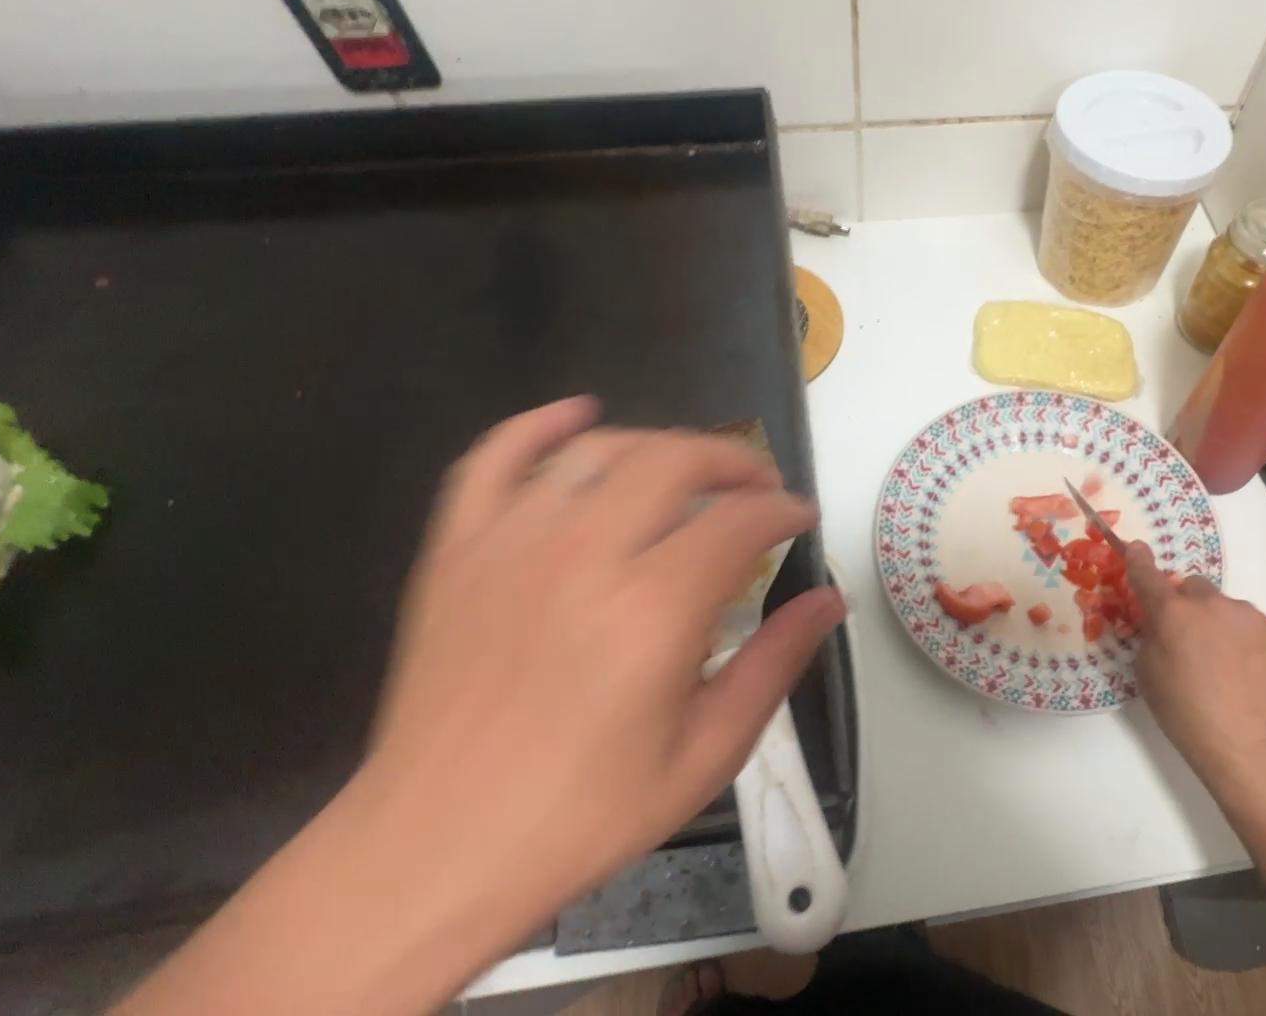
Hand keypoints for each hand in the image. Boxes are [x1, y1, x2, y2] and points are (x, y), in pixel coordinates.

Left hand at [362, 397, 845, 930]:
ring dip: (659, 446)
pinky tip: (579, 416)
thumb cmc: (585, 814)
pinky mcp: (455, 551)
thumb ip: (775, 663)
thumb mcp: (707, 753)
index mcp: (654, 609)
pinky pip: (494, 458)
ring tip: (689, 473)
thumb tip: (828, 600)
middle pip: (675, 461)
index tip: (800, 520)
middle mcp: (584, 555)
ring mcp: (510, 544)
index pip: (740, 519)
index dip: (783, 509)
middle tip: (758, 489)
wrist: (437, 848)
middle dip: (733, 462)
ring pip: (599, 449)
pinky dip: (539, 426)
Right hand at [1125, 542, 1265, 783]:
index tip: (1136, 549)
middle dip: (1186, 604)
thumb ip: (1151, 636)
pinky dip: (1243, 638)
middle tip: (1188, 638)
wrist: (1246, 741)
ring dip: (1217, 622)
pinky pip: (1250, 624)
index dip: (1139, 561)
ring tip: (1222, 662)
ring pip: (1224, 606)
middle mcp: (1210, 604)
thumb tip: (1161, 622)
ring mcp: (1247, 615)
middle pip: (1192, 587)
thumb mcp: (1148, 673)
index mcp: (1172, 614)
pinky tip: (1244, 669)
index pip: (1148, 576)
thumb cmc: (1184, 712)